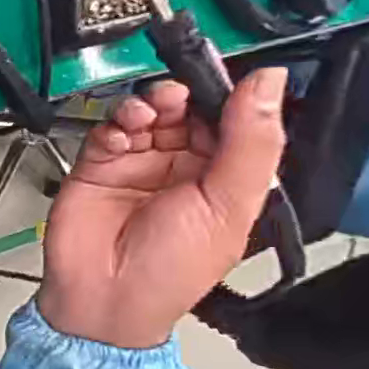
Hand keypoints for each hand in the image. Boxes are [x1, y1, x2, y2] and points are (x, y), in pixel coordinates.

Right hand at [37, 68, 288, 347]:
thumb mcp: (229, 205)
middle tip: (176, 97)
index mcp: (225, 177)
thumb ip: (250, 142)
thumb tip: (270, 83)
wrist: (104, 293)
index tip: (226, 76)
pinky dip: (114, 124)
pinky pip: (108, 130)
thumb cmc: (172, 268)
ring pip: (147, 114)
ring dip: (148, 105)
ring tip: (146, 114)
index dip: (230, 96)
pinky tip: (121, 135)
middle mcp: (182, 166)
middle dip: (184, 96)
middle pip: (187, 110)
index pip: (234, 121)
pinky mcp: (98, 164)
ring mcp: (138, 164)